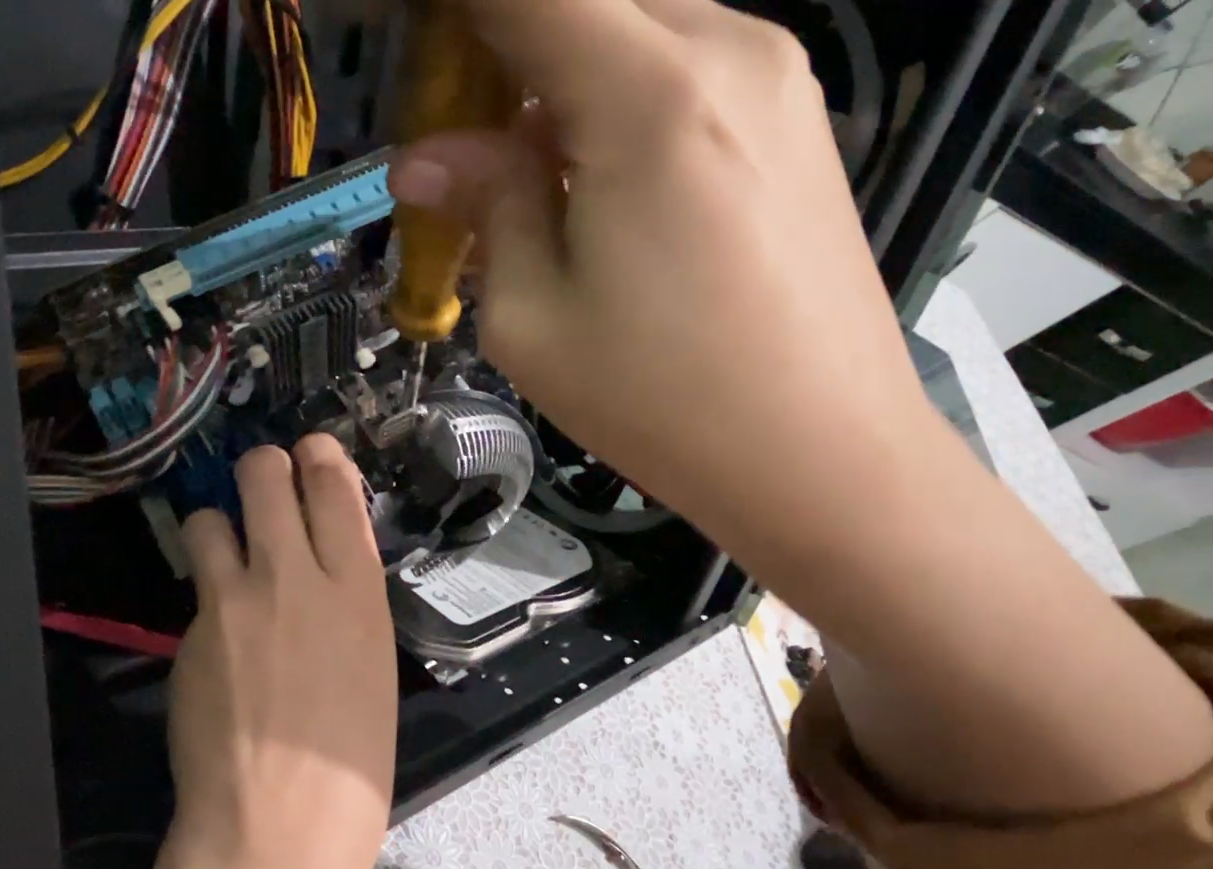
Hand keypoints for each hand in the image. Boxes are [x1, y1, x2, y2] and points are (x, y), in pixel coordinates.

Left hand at [163, 434, 397, 868]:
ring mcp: (234, 600)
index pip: (333, 487)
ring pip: (210, 516)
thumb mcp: (371, 669)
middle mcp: (295, 577)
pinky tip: (216, 642)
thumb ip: (346, 608)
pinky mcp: (190, 631)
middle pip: (265, 475)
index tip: (310, 452)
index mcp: (358, 591)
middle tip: (260, 484)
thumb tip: (319, 574)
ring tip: (226, 560)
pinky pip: (196, 588)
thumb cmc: (351, 767)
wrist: (279, 824)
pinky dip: (206, 597)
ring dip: (219, 528)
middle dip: (261, 468)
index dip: (318, 457)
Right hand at [389, 0, 942, 547]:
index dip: (459, 15)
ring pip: (630, 28)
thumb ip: (485, 205)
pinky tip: (590, 185)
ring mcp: (772, 77)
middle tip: (453, 139)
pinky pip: (677, 67)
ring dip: (556, 79)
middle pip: (580, 1)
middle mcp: (724, 49)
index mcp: (649, 93)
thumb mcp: (531, 316)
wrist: (821, 454)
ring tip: (516, 175)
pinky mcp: (791, 116)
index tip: (415, 54)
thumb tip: (424, 157)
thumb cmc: (658, 399)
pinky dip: (612, 99)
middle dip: (500, 49)